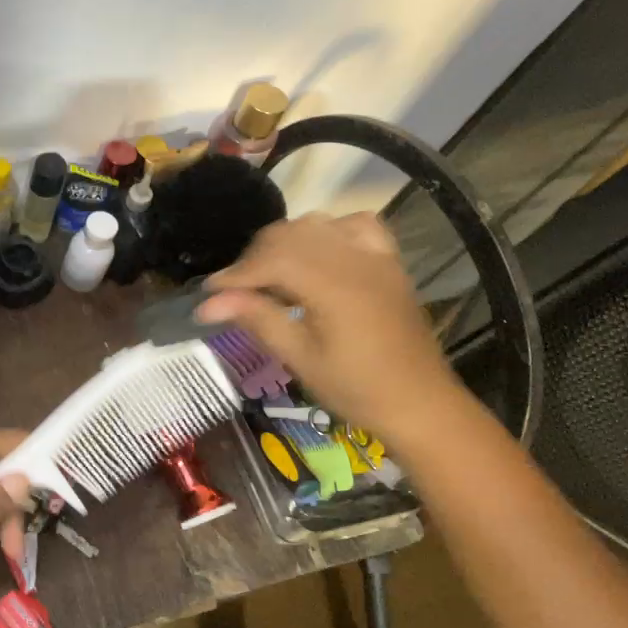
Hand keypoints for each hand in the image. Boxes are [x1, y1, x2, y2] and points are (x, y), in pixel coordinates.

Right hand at [194, 212, 464, 438]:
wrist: (420, 403)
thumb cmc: (356, 389)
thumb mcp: (300, 359)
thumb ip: (257, 319)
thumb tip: (207, 304)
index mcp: (333, 287)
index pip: (271, 260)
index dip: (235, 274)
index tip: (209, 294)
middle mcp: (355, 260)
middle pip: (289, 235)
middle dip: (254, 258)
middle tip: (235, 292)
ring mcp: (375, 257)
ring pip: (316, 224)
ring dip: (285, 243)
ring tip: (270, 276)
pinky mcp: (388, 261)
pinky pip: (355, 225)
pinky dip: (328, 230)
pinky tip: (317, 252)